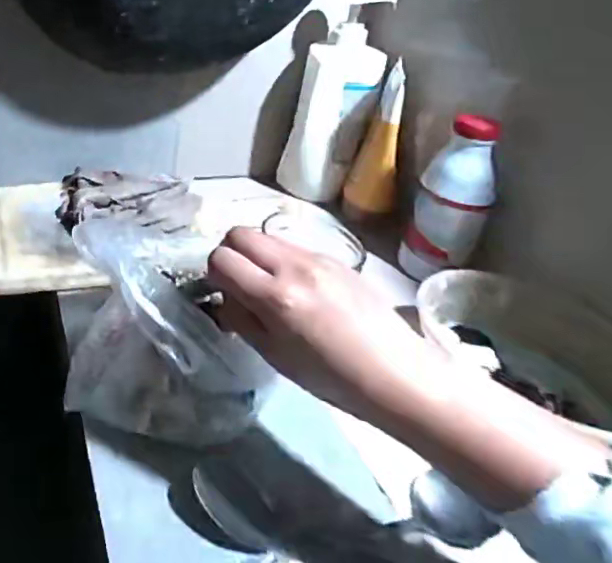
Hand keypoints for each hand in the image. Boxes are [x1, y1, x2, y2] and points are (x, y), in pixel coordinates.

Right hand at [207, 226, 610, 509]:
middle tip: (238, 283)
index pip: (222, 258)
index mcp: (277, 296)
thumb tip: (224, 295)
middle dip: (230, 253)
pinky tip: (299, 290)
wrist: (398, 374)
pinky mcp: (335, 257)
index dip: (214, 275)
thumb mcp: (277, 358)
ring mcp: (317, 257)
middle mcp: (294, 266)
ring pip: (267, 235)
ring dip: (257, 254)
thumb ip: (244, 320)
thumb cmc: (334, 379)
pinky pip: (294, 246)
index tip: (222, 294)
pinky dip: (282, 259)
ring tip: (268, 287)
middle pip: (240, 233)